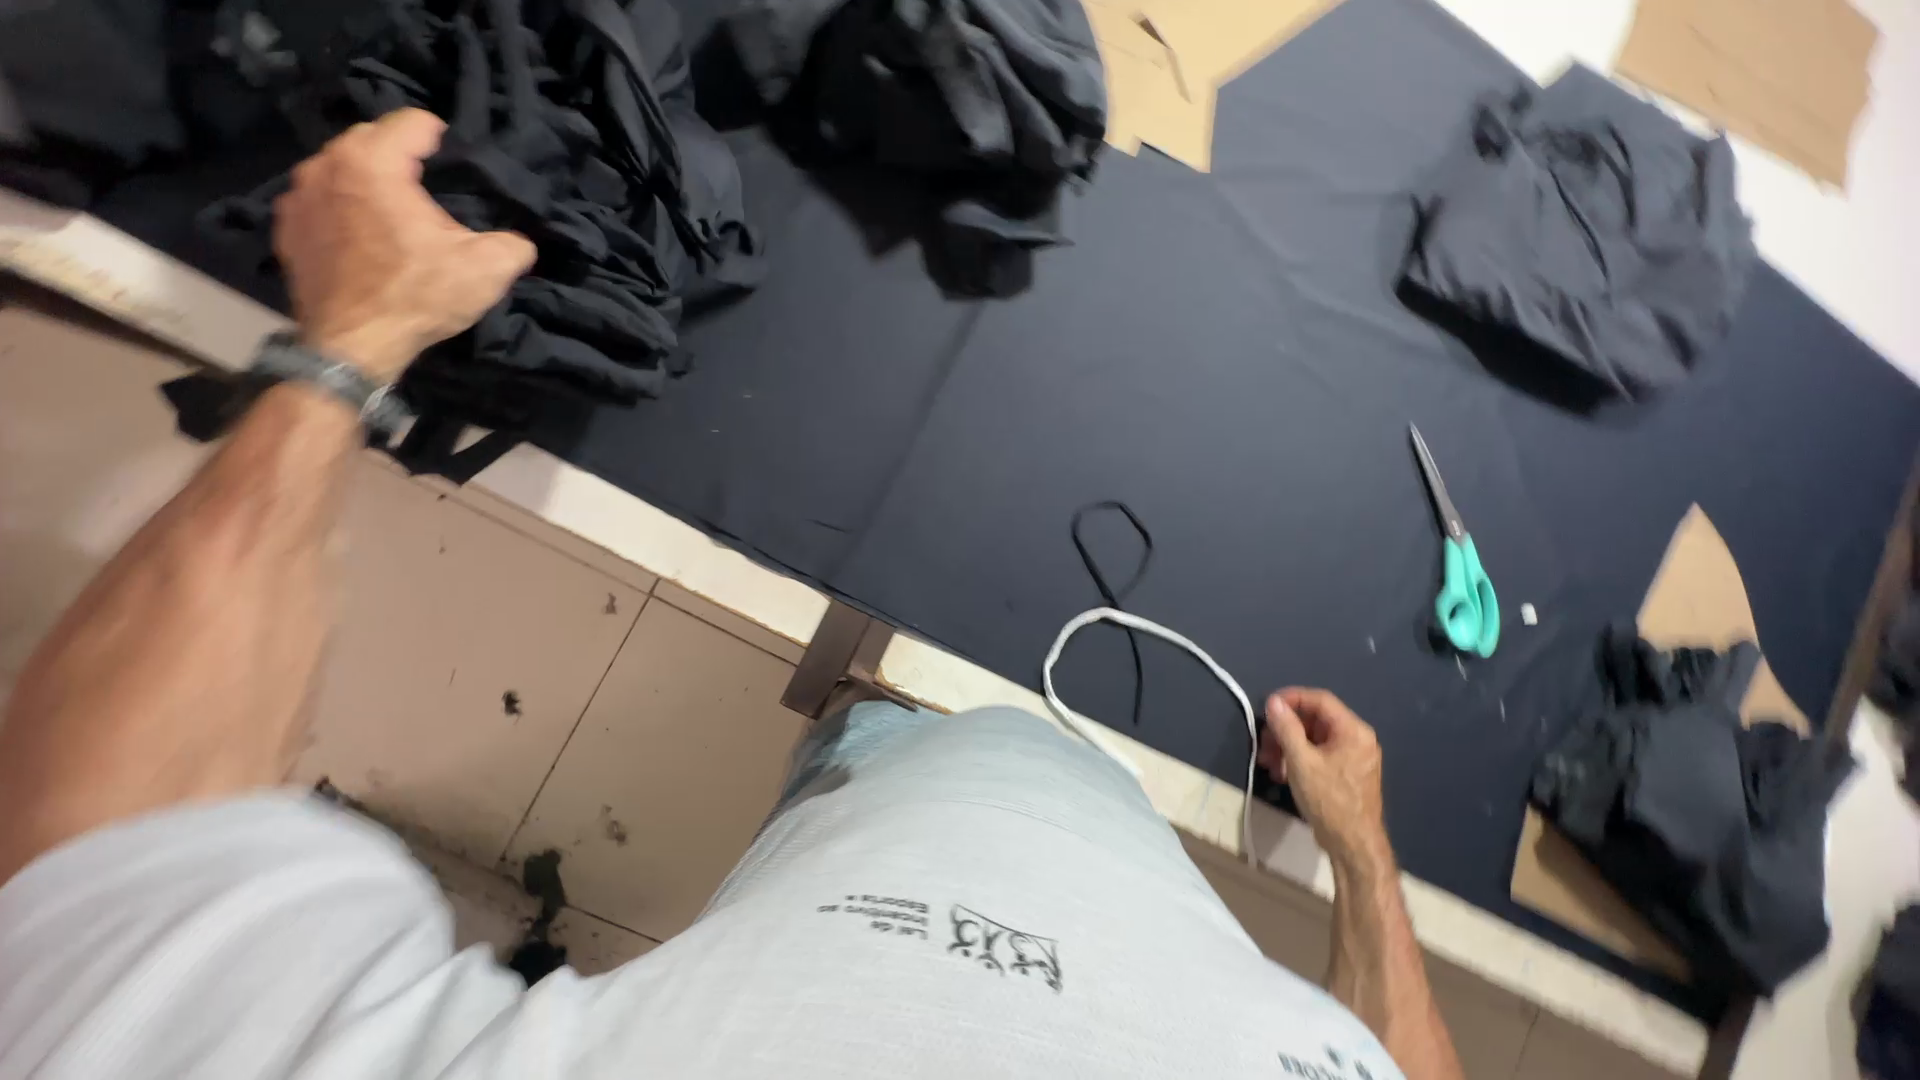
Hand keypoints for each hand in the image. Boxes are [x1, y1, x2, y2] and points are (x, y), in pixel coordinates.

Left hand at [274, 108, 535, 379]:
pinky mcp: (287, 227)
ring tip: (396, 210)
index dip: (441, 137)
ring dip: (369, 181)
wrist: (354, 343)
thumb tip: (519, 242)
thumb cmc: (418, 296)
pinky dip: (343, 208)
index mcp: (374, 163)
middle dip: (400, 154)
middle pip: (370, 139)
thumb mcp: (488, 270)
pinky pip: (321, 201)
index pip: (410, 123)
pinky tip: (365, 237)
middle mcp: (326, 166)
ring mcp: (298, 196)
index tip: (458, 159)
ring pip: (341, 168)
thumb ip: (513, 245)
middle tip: (431, 186)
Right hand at [1260, 688, 1391, 870]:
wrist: (1352, 845)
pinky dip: (1298, 759)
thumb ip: (1286, 728)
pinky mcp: (1345, 774)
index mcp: (1353, 731)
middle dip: (1285, 729)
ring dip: (1287, 746)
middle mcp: (1357, 739)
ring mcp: (1353, 758)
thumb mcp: (1302, 761)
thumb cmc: (1329, 800)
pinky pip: (1319, 755)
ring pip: (1314, 739)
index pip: (1320, 700)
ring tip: (1268, 762)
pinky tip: (1281, 773)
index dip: (1292, 698)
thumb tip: (1273, 702)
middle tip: (1263, 741)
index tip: (1267, 705)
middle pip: (1315, 720)